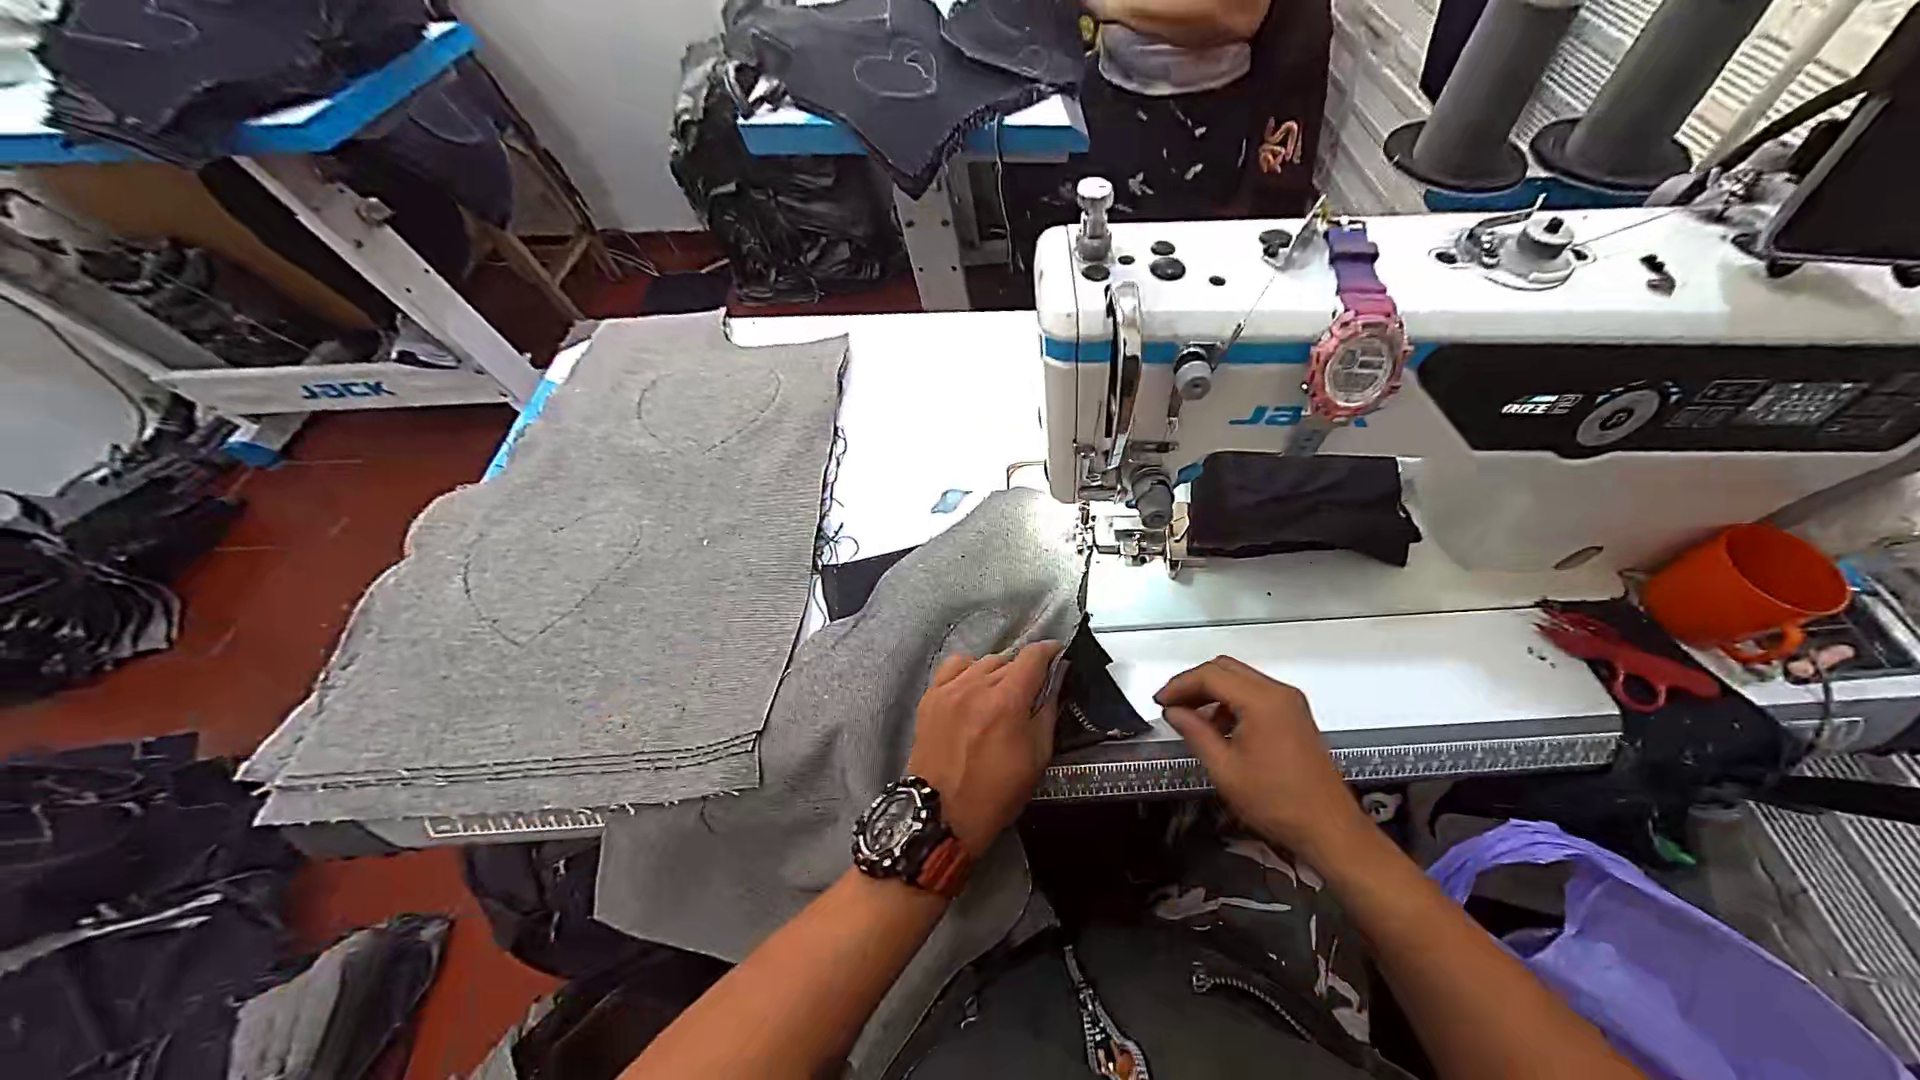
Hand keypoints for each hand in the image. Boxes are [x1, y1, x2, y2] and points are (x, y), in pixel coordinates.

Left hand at [906, 641, 1064, 857]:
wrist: (942, 814)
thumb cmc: (995, 794)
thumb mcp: (1037, 757)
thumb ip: (1047, 711)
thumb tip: (1055, 681)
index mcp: (1008, 702)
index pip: (1032, 657)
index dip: (1048, 650)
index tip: (1055, 653)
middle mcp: (976, 687)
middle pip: (1009, 660)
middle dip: (1024, 670)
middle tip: (1029, 690)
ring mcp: (950, 690)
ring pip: (983, 661)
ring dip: (997, 671)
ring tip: (1001, 693)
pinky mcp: (930, 697)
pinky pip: (953, 666)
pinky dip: (968, 670)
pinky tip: (973, 686)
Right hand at [1156, 656, 1372, 863]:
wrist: (1328, 828)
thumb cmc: (1280, 803)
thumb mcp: (1224, 768)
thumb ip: (1194, 732)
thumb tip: (1175, 713)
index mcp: (1263, 702)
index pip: (1210, 675)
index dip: (1179, 685)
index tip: (1161, 700)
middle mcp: (1279, 694)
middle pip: (1225, 669)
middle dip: (1194, 683)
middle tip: (1172, 704)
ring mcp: (1290, 703)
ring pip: (1239, 679)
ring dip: (1212, 692)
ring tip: (1191, 718)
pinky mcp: (1293, 716)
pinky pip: (1254, 694)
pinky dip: (1230, 702)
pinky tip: (1217, 727)